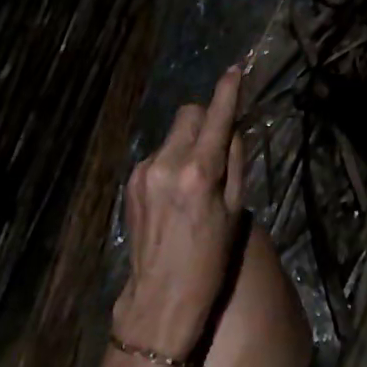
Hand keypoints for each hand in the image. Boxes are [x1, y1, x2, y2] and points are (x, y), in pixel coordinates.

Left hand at [114, 66, 245, 359]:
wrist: (161, 296)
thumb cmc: (210, 259)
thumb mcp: (235, 211)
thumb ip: (234, 162)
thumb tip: (232, 129)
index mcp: (199, 172)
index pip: (217, 117)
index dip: (228, 91)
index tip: (236, 69)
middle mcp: (167, 163)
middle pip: (189, 114)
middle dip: (206, 120)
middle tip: (217, 148)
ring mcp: (144, 171)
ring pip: (173, 134)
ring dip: (188, 143)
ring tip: (194, 181)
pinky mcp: (131, 181)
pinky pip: (158, 155)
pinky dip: (172, 161)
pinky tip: (175, 193)